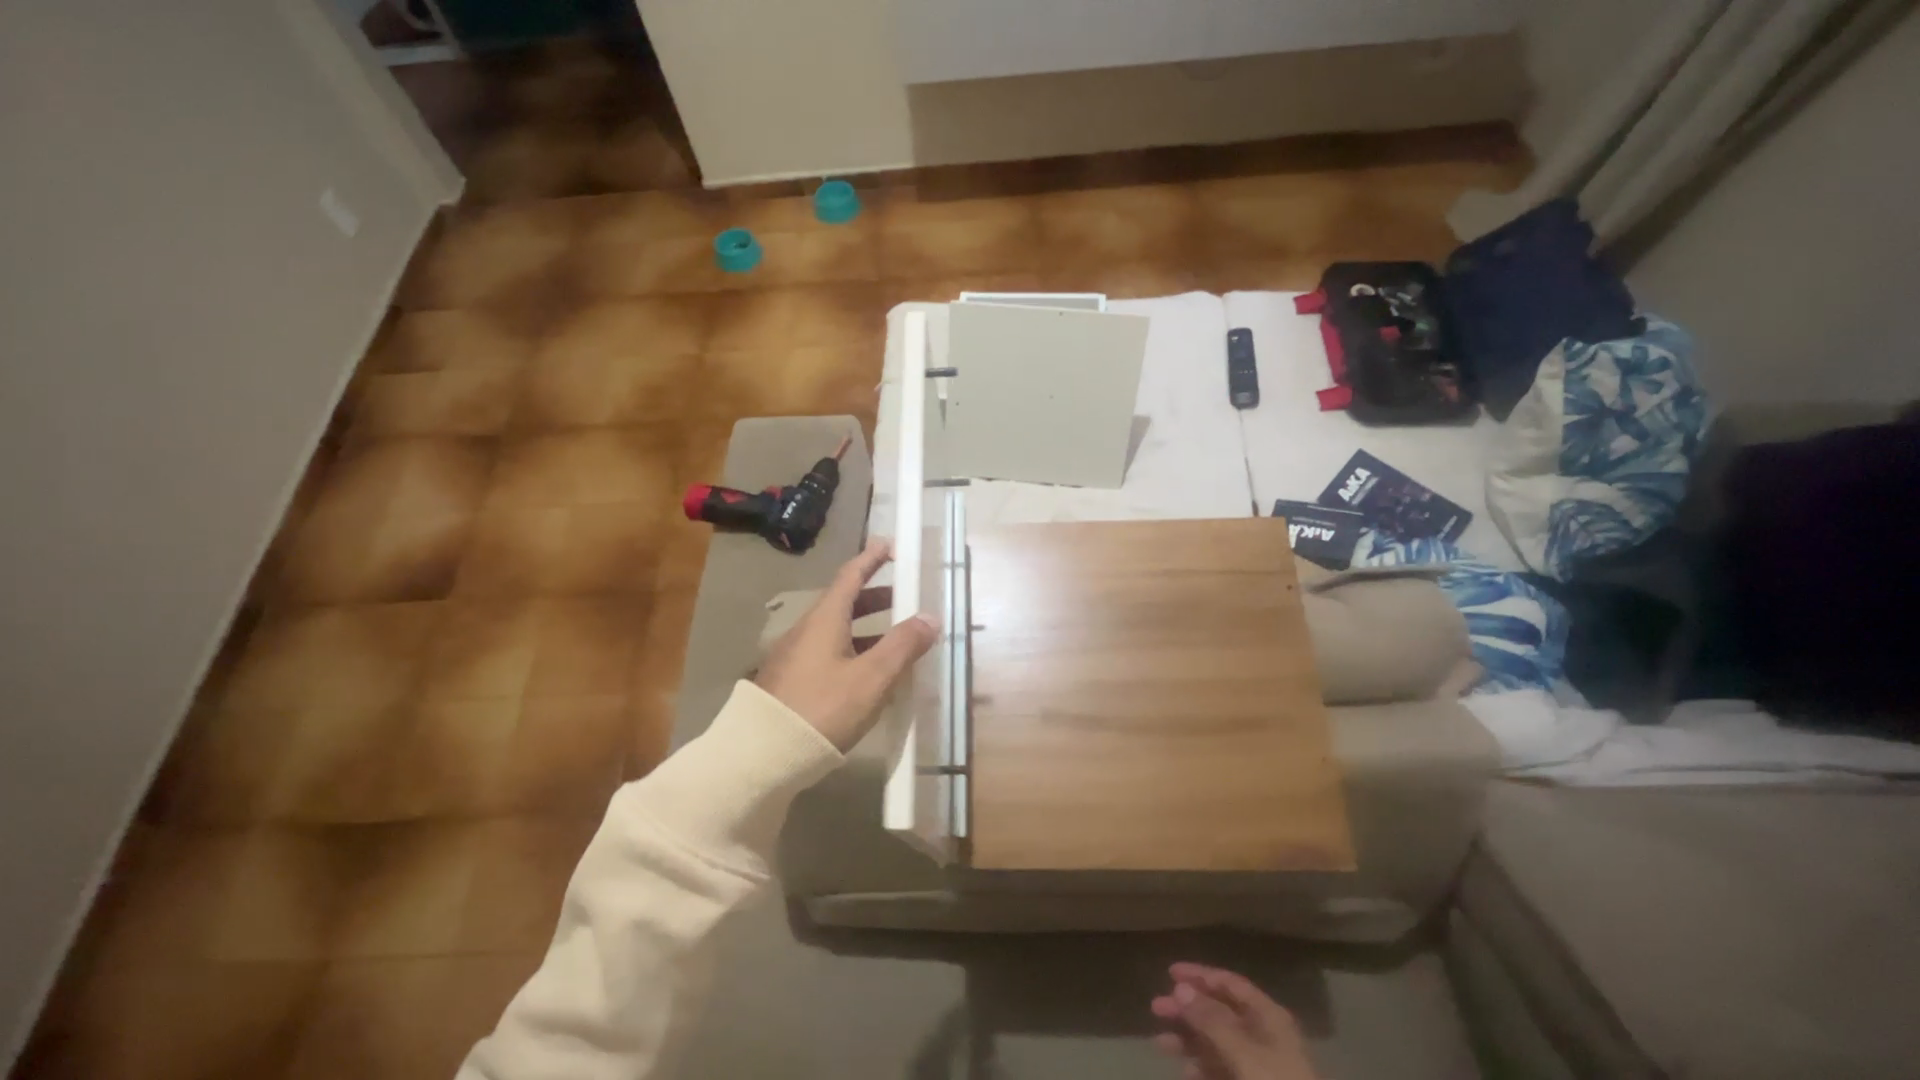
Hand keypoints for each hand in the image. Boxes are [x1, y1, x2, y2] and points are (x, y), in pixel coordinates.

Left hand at [755, 539, 938, 751]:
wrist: (764, 753)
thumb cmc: (823, 708)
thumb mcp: (871, 679)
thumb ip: (902, 646)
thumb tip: (929, 617)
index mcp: (825, 619)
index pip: (850, 576)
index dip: (871, 559)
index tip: (890, 546)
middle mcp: (806, 630)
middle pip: (844, 603)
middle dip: (875, 596)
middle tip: (904, 597)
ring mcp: (795, 656)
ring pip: (836, 630)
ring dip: (866, 627)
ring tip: (894, 640)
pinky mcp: (791, 681)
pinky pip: (828, 653)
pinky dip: (853, 650)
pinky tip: (867, 675)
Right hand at [1151, 964, 1318, 1079]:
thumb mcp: (1244, 1052)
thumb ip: (1212, 1020)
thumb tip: (1180, 987)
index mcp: (1269, 1018)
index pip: (1231, 984)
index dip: (1201, 975)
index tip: (1170, 972)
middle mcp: (1263, 1036)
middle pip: (1219, 1012)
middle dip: (1187, 1009)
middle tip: (1156, 1008)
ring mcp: (1257, 1065)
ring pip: (1216, 1043)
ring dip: (1188, 1041)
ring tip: (1160, 1044)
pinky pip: (1220, 1071)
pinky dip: (1201, 1069)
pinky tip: (1184, 1074)